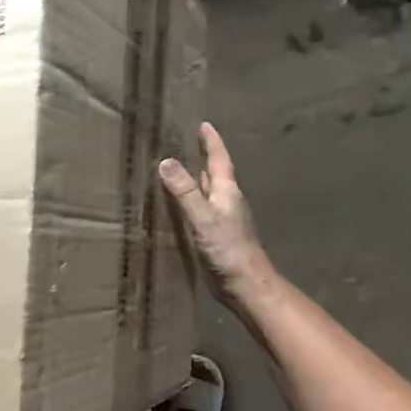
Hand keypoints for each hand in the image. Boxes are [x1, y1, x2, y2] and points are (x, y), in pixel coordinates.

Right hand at [158, 122, 274, 306]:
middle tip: (189, 144)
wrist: (244, 284)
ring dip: (197, 181)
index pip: (219, 160)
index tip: (204, 125)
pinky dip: (192, 203)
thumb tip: (166, 161)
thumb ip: (185, 191)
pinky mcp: (216, 237)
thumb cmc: (227, 248)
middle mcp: (227, 202)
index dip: (212, 143)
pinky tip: (181, 208)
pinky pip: (202, 211)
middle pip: (215, 174)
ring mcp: (223, 220)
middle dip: (204, 158)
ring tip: (182, 170)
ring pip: (208, 193)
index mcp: (227, 192)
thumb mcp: (203, 217)